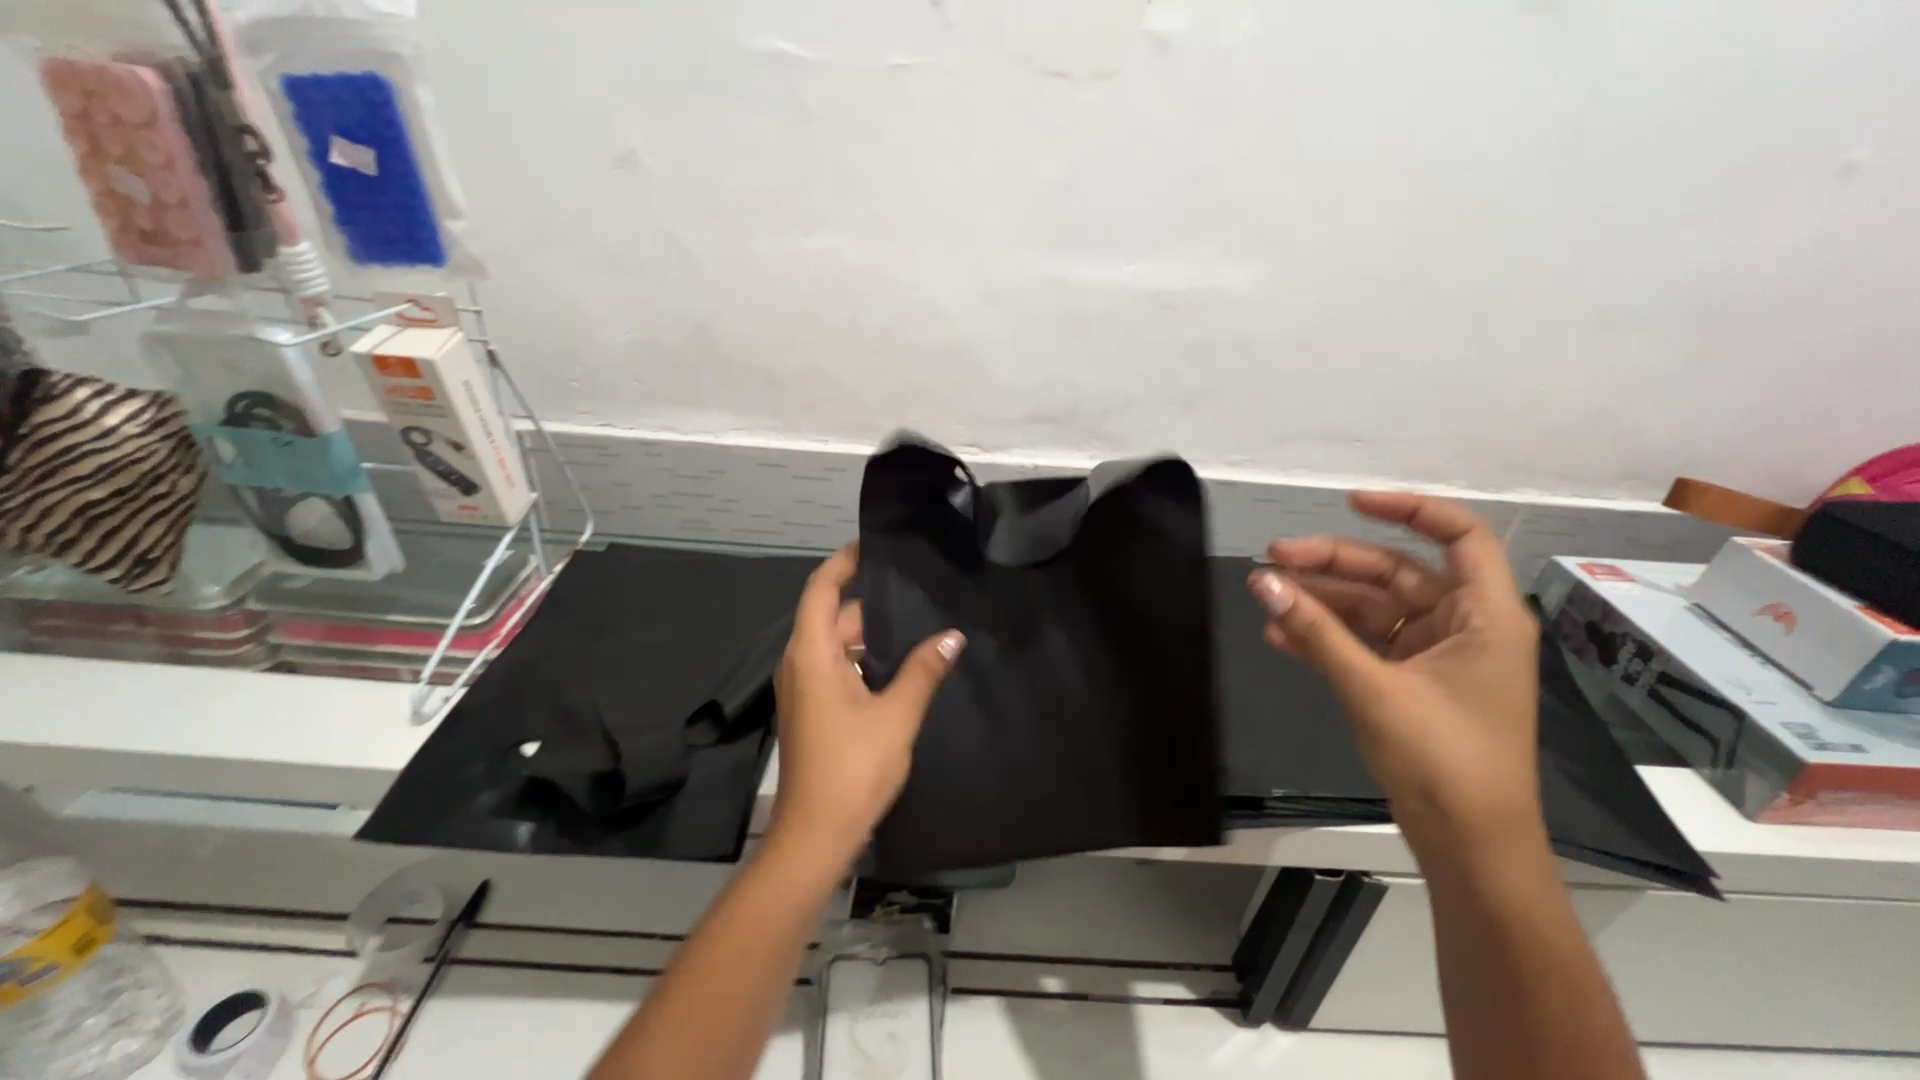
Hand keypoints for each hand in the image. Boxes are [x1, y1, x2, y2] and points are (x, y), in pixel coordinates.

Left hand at [769, 545, 964, 861]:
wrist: (815, 833)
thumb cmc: (853, 768)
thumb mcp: (896, 716)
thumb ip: (923, 671)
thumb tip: (952, 636)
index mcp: (812, 655)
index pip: (821, 591)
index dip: (843, 564)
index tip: (871, 545)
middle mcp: (800, 665)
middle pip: (831, 617)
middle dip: (869, 602)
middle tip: (915, 589)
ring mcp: (803, 690)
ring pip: (834, 646)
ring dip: (868, 635)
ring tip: (916, 623)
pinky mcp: (811, 712)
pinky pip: (834, 669)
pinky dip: (862, 660)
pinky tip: (898, 667)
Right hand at [1247, 492, 1543, 856]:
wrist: (1469, 844)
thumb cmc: (1442, 759)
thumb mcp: (1373, 689)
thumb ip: (1316, 633)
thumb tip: (1261, 582)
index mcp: (1485, 614)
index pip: (1457, 534)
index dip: (1407, 509)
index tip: (1348, 503)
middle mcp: (1465, 625)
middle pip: (1397, 572)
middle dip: (1335, 563)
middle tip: (1272, 559)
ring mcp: (1438, 655)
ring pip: (1374, 609)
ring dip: (1323, 602)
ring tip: (1266, 597)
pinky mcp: (1413, 683)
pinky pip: (1367, 644)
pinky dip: (1328, 638)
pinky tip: (1281, 637)